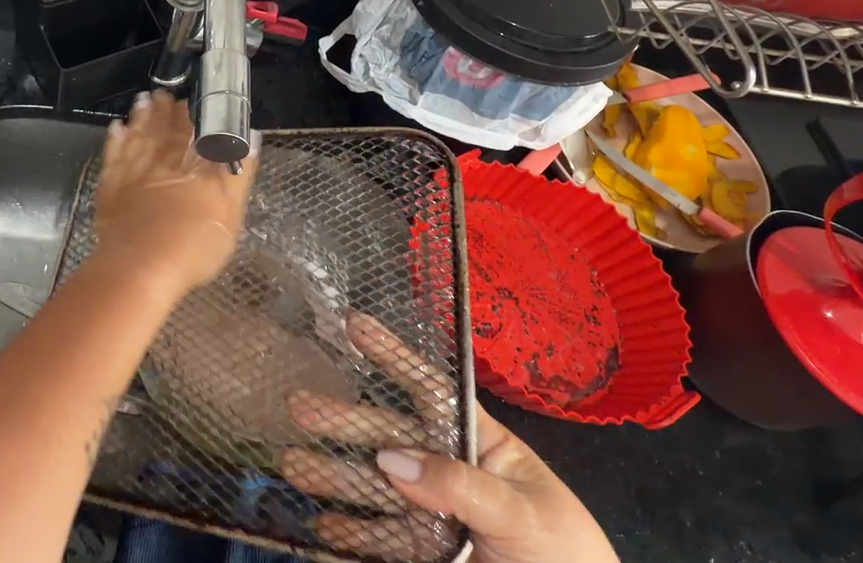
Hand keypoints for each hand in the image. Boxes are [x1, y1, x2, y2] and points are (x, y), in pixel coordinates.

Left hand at [91, 91, 256, 296]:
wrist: (141, 267)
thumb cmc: (193, 244)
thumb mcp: (230, 212)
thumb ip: (240, 172)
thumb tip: (250, 135)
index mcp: (192, 166)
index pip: (193, 132)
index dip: (192, 115)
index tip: (190, 100)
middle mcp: (161, 162)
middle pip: (163, 131)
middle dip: (164, 111)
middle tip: (164, 94)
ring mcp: (132, 174)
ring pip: (137, 138)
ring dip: (140, 118)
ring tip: (143, 101)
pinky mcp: (110, 189)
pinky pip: (112, 156)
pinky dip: (115, 140)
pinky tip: (116, 128)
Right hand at [281, 314, 617, 562]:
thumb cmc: (568, 559)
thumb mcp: (525, 515)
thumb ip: (461, 485)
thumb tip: (390, 458)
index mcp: (482, 447)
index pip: (431, 392)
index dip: (392, 356)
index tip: (353, 323)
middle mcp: (449, 475)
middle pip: (389, 438)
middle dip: (344, 421)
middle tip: (298, 406)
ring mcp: (434, 519)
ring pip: (374, 488)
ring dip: (334, 477)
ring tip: (294, 467)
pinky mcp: (421, 558)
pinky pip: (377, 542)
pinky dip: (346, 536)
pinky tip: (318, 529)